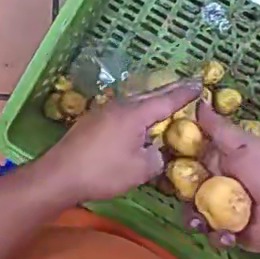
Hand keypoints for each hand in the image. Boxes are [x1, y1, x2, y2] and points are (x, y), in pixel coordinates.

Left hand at [36, 80, 203, 203]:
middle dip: (170, 92)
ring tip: (166, 103)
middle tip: (188, 87)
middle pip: (150, 96)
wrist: (59, 174)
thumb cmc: (102, 172)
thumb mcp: (140, 170)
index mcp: (135, 113)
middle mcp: (120, 106)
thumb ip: (156, 157)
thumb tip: (157, 150)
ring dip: (151, 102)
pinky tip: (138, 122)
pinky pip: (122, 112)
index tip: (199, 84)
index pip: (166, 100)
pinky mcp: (92, 122)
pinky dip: (137, 113)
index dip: (184, 93)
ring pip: (134, 103)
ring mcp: (103, 112)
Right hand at [185, 104, 259, 258]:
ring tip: (202, 222)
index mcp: (220, 157)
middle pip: (184, 184)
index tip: (159, 155)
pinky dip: (215, 234)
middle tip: (181, 195)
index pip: (188, 153)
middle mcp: (216, 180)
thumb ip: (217, 127)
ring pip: (192, 209)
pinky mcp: (226, 230)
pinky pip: (208, 231)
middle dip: (179, 192)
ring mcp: (220, 207)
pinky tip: (227, 234)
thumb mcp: (244, 146)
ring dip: (194, 216)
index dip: (173, 155)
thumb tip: (198, 99)